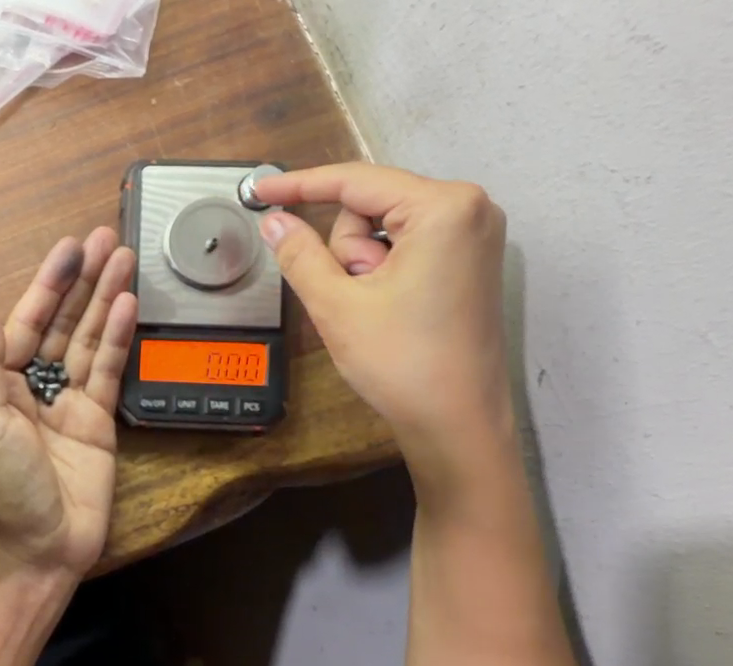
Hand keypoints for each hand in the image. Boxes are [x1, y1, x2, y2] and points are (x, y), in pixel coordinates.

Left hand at [0, 227, 137, 583]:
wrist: (43, 546)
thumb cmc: (8, 489)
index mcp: (0, 387)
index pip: (24, 324)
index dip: (46, 287)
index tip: (69, 250)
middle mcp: (34, 389)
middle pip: (60, 325)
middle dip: (81, 282)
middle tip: (106, 239)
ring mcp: (67, 404)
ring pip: (88, 341)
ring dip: (104, 300)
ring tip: (124, 258)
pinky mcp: (98, 422)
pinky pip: (108, 372)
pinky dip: (118, 339)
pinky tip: (128, 305)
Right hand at [251, 164, 511, 468]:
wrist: (454, 417)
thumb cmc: (400, 360)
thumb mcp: (336, 305)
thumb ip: (300, 255)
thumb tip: (273, 221)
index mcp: (443, 208)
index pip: (356, 182)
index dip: (300, 185)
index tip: (258, 188)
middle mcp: (469, 208)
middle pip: (371, 207)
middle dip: (345, 249)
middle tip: (351, 297)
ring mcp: (474, 234)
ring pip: (384, 231)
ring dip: (361, 266)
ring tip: (371, 309)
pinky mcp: (468, 261)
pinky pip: (405, 248)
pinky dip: (381, 272)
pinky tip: (384, 308)